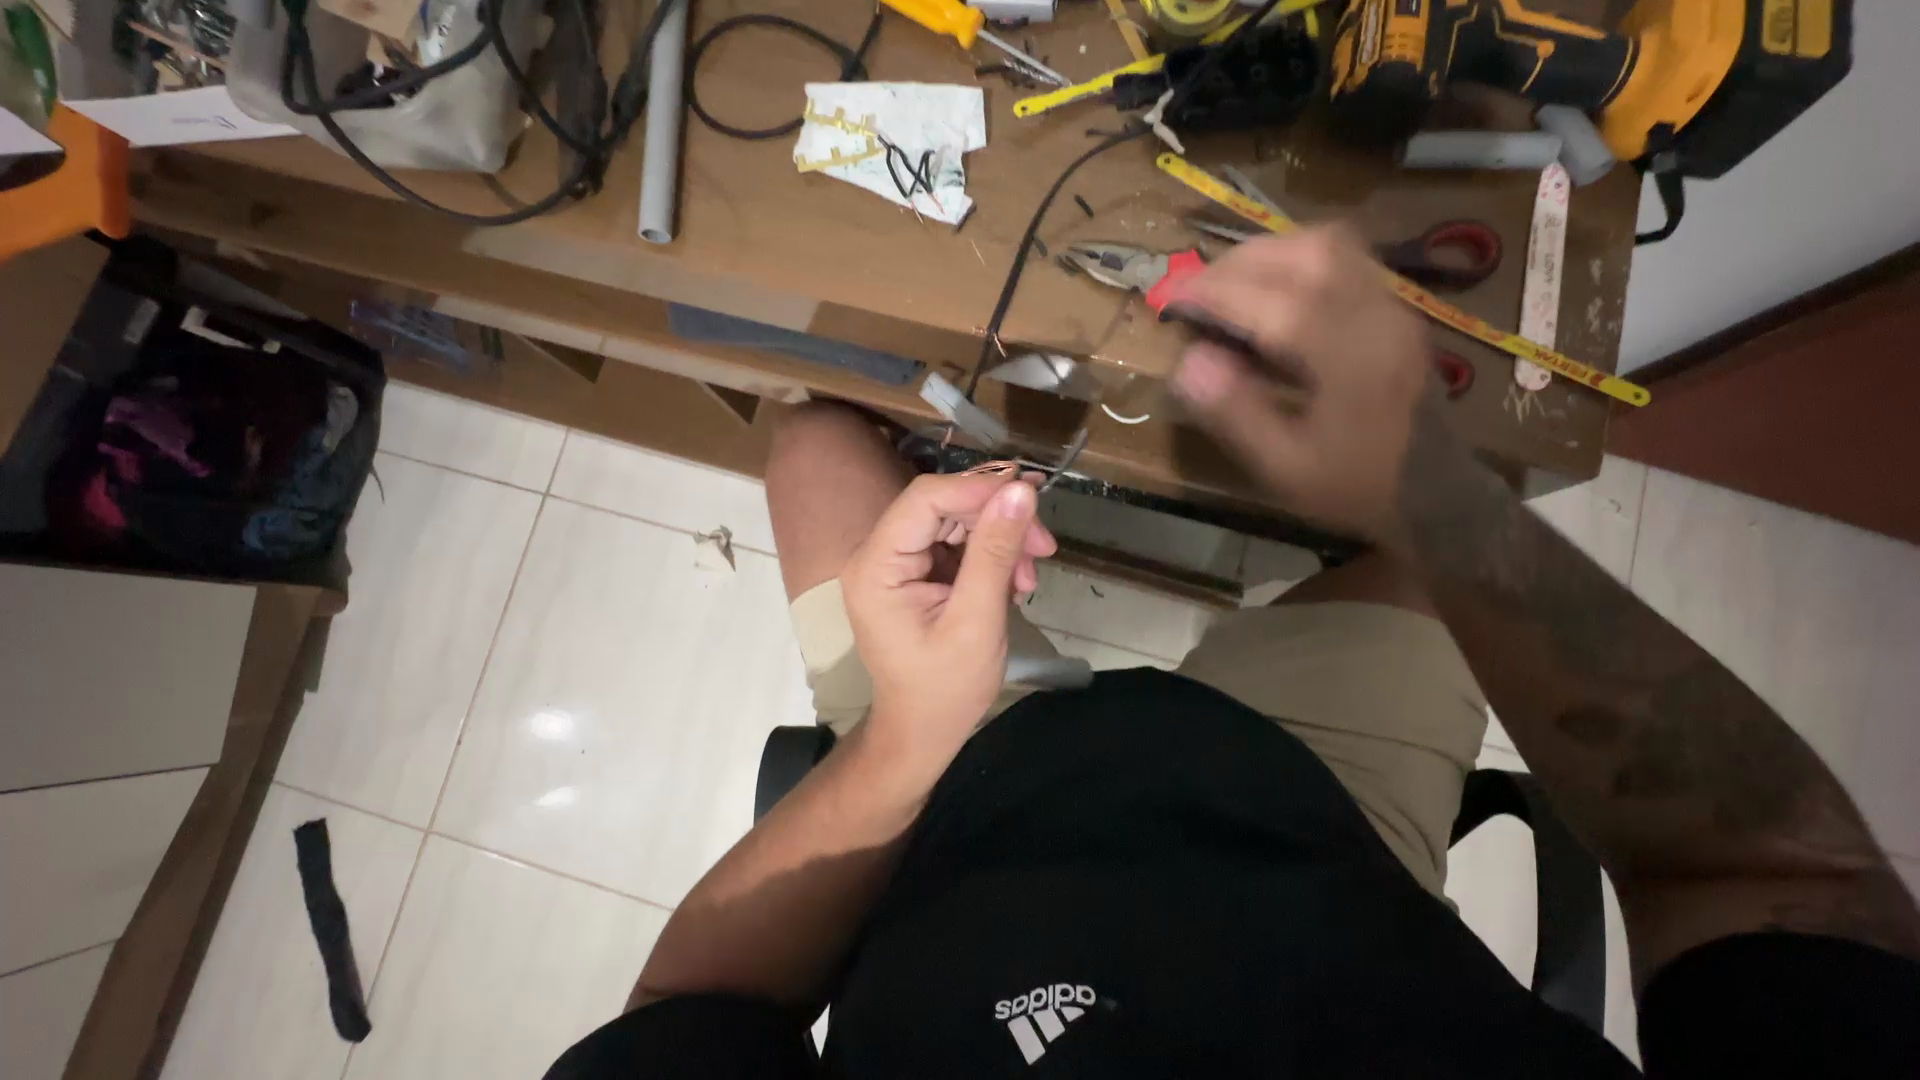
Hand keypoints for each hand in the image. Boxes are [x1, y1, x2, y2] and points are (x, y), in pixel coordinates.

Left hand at [840, 472, 1055, 758]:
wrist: (925, 730)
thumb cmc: (946, 688)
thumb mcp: (977, 620)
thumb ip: (995, 552)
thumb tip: (1022, 490)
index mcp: (876, 566)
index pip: (926, 498)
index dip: (979, 488)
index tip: (1031, 496)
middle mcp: (878, 554)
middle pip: (944, 506)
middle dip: (997, 519)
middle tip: (1045, 545)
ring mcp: (896, 563)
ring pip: (957, 522)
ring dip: (1001, 540)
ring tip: (1030, 577)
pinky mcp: (917, 572)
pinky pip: (958, 544)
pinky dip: (992, 556)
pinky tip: (1015, 582)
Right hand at [1160, 225, 1442, 544]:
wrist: (1434, 492)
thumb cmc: (1354, 486)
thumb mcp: (1285, 468)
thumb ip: (1236, 413)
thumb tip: (1188, 362)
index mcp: (1350, 361)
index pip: (1276, 304)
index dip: (1217, 292)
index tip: (1171, 298)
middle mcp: (1377, 317)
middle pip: (1306, 255)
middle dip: (1239, 264)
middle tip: (1195, 291)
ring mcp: (1391, 306)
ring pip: (1329, 245)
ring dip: (1268, 254)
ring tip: (1228, 283)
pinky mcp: (1393, 308)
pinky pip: (1344, 258)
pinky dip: (1296, 260)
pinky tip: (1270, 288)